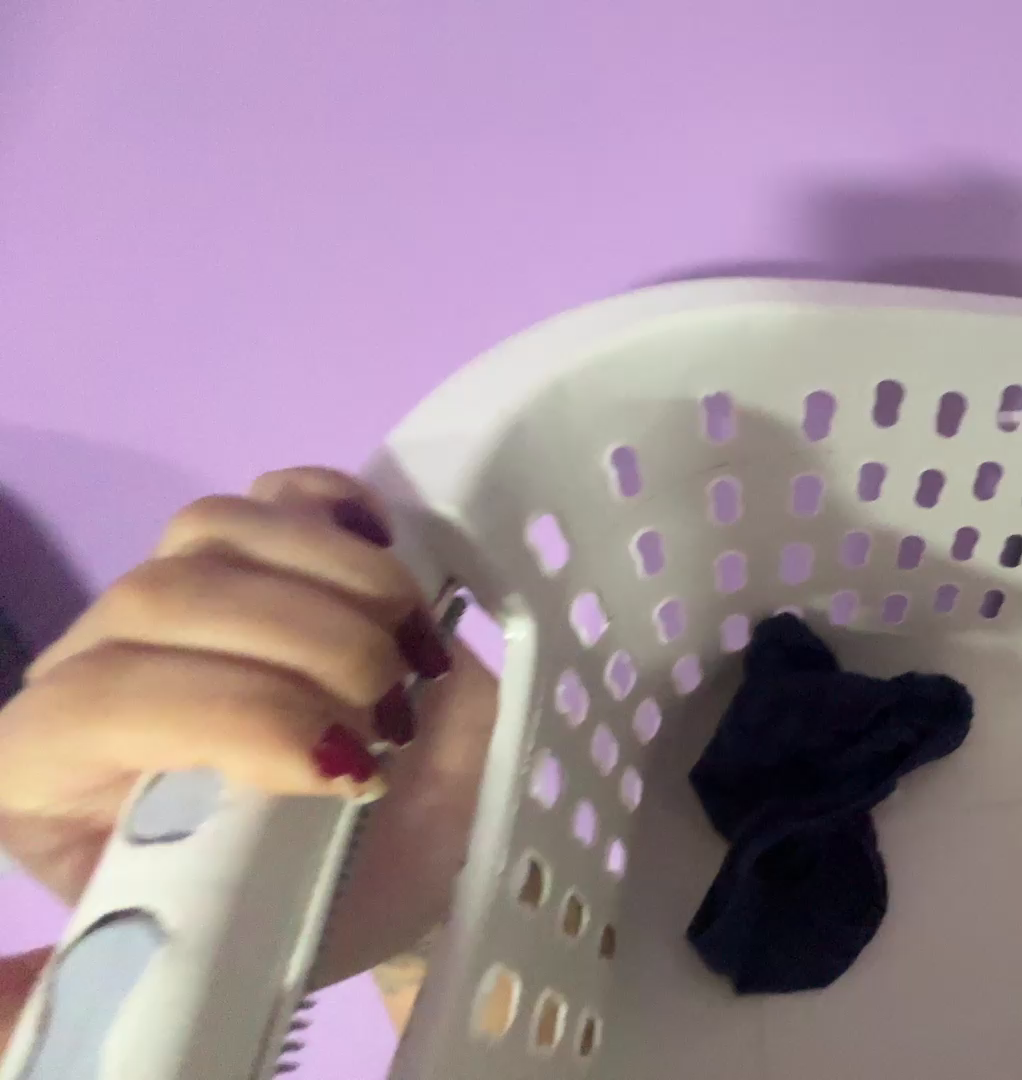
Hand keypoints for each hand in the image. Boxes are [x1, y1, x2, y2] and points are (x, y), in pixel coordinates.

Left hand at [0, 468, 496, 1034]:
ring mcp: (189, 596)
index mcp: (55, 778)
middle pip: (168, 597)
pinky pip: (284, 490)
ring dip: (354, 586)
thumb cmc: (332, 892)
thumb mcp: (238, 951)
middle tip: (400, 715)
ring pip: (221, 529)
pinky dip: (340, 504)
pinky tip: (385, 547)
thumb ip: (107, 978)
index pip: (96, 701)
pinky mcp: (274, 555)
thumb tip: (2, 1015)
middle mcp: (98, 666)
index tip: (360, 770)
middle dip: (321, 652)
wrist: (407, 831)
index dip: (241, 718)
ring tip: (414, 652)